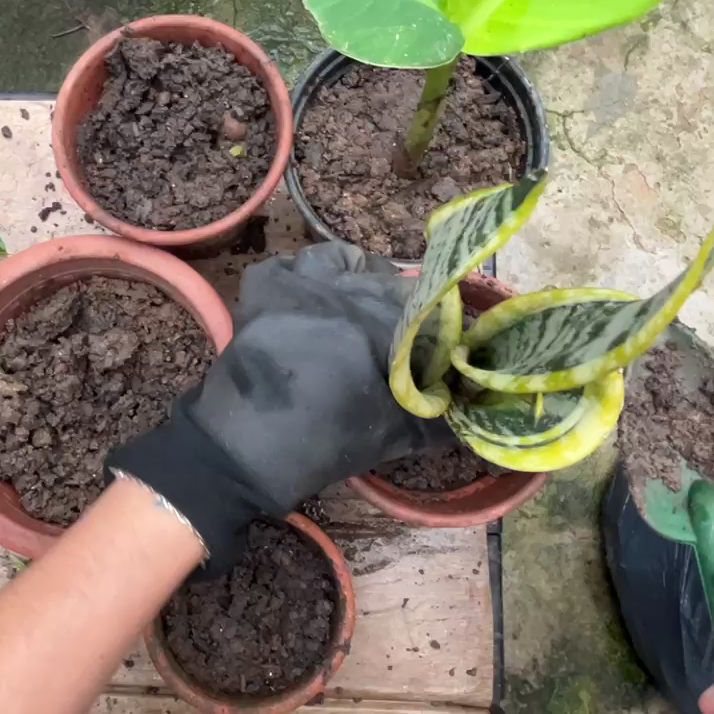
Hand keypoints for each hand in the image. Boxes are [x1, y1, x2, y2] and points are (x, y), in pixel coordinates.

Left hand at [106, 243, 442, 569]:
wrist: (237, 453)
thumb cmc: (317, 449)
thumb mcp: (389, 438)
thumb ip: (438, 418)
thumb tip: (475, 401)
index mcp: (377, 334)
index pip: (432, 317)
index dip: (446, 334)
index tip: (447, 352)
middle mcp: (341, 298)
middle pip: (394, 288)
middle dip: (411, 313)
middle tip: (408, 339)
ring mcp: (300, 286)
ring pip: (351, 265)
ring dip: (368, 282)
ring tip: (368, 309)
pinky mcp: (267, 286)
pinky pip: (303, 260)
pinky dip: (320, 271)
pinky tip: (326, 294)